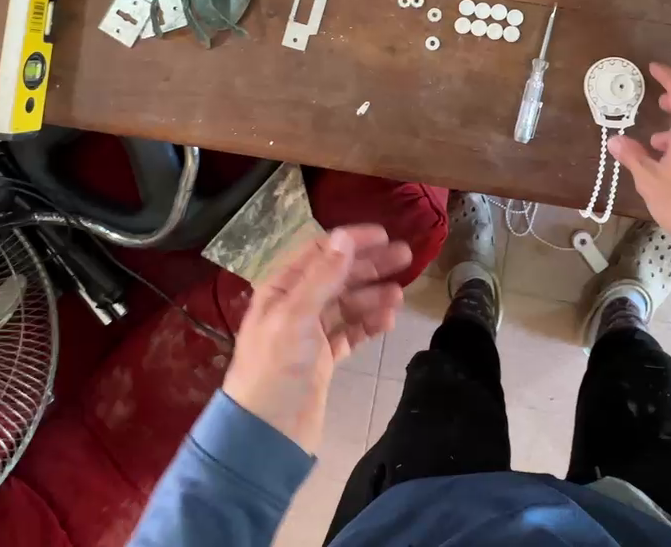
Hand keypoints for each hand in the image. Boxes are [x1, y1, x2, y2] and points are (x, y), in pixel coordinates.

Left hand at [222, 226, 411, 451]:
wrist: (265, 436)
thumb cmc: (274, 370)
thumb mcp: (295, 318)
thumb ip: (322, 277)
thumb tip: (345, 237)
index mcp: (282, 289)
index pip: (320, 252)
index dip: (351, 241)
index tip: (384, 235)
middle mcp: (296, 305)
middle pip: (338, 275)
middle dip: (370, 265)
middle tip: (405, 257)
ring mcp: (310, 332)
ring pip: (348, 304)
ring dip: (373, 296)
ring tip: (399, 296)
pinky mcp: (323, 358)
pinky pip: (351, 332)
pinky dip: (369, 324)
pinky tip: (388, 321)